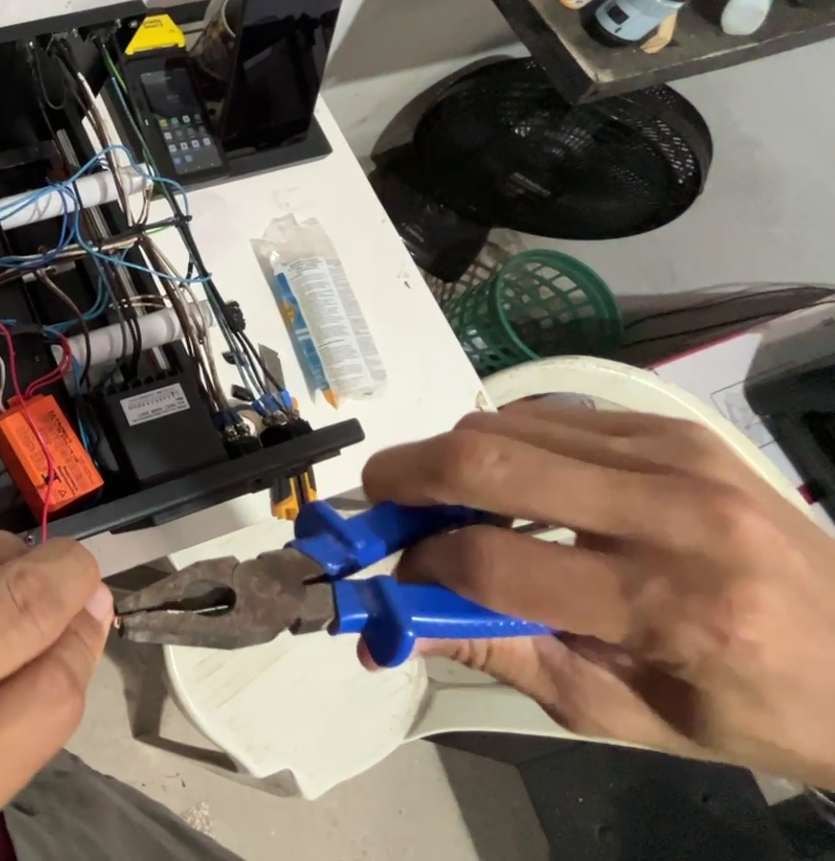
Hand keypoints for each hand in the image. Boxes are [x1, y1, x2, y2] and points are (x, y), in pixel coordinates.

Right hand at [364, 403, 834, 786]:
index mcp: (674, 607)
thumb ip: (496, 654)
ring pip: (498, 428)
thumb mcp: (619, 710)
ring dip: (446, 463)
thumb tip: (388, 628)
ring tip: (446, 505)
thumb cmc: (748, 703)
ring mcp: (675, 456)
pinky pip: (538, 415)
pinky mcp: (669, 428)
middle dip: (400, 478)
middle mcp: (678, 514)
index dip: (418, 568)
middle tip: (376, 506)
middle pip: (483, 463)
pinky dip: (496, 447)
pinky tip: (509, 487)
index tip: (399, 581)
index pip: (489, 562)